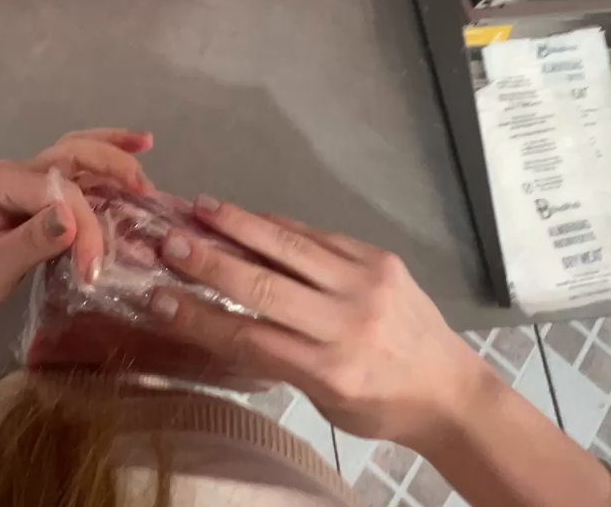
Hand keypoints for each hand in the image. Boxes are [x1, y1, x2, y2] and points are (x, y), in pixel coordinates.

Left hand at [0, 128, 153, 358]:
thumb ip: (32, 241)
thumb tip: (76, 216)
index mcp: (0, 182)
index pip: (59, 190)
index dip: (85, 224)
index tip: (95, 268)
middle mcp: (14, 178)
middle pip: (71, 153)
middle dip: (112, 158)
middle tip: (148, 182)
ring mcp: (22, 195)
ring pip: (73, 164)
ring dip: (109, 159)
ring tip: (145, 157)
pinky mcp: (29, 217)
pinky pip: (71, 192)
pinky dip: (100, 186)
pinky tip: (121, 190)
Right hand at [149, 197, 493, 447]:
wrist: (451, 388)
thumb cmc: (379, 405)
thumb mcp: (325, 398)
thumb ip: (277, 353)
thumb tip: (219, 309)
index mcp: (331, 371)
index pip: (250, 339)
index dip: (199, 318)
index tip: (158, 297)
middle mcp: (347, 324)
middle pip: (265, 286)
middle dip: (211, 261)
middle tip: (169, 240)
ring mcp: (365, 283)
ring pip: (289, 246)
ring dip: (239, 224)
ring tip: (201, 206)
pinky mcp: (377, 257)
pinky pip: (316, 235)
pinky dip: (276, 224)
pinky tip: (247, 215)